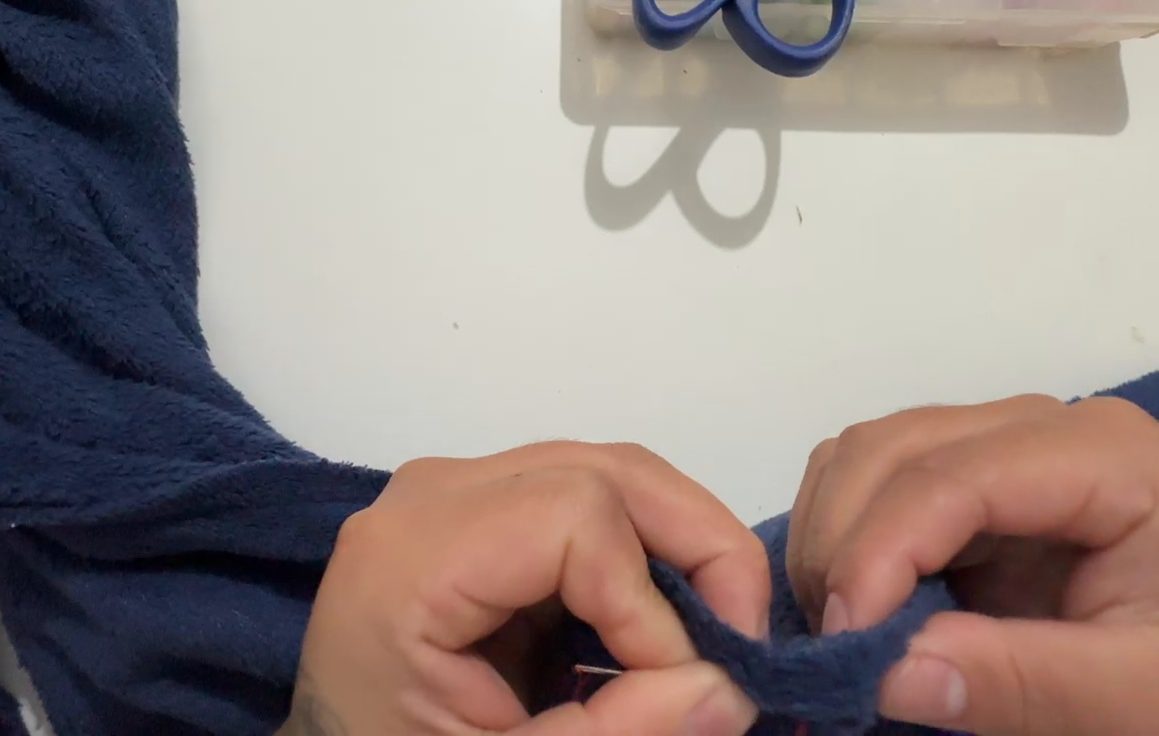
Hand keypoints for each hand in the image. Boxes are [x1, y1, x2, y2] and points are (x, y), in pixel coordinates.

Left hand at [287, 441, 769, 734]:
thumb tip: (732, 689)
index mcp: (413, 552)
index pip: (574, 513)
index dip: (651, 602)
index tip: (694, 689)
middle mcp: (434, 489)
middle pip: (602, 469)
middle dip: (697, 542)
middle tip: (744, 633)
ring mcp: (459, 484)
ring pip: (606, 468)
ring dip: (679, 539)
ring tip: (715, 622)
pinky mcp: (484, 497)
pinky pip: (588, 489)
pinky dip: (644, 544)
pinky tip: (660, 607)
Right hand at [787, 395, 1158, 735]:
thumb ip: (1023, 686)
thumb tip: (880, 672)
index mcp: (1105, 453)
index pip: (953, 476)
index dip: (880, 547)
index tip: (842, 640)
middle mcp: (1038, 423)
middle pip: (892, 447)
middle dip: (843, 538)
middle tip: (831, 642)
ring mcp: (997, 441)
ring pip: (866, 451)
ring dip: (831, 530)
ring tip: (839, 622)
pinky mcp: (967, 475)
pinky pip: (869, 475)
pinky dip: (841, 528)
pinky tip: (855, 593)